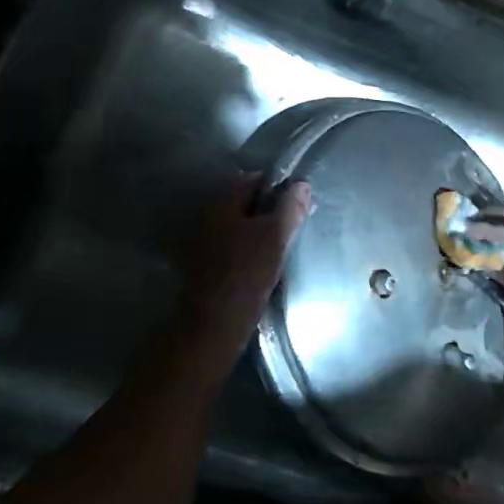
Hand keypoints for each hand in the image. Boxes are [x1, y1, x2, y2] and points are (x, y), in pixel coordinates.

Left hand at [174, 172, 311, 358]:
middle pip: (243, 203)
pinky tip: (263, 262)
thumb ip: (290, 208)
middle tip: (293, 223)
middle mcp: (206, 218)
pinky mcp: (205, 266)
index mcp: (220, 205)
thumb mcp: (276, 237)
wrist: (215, 323)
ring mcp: (202, 243)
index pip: (251, 180)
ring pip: (238, 226)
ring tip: (282, 243)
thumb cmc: (247, 274)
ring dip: (258, 229)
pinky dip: (248, 246)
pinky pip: (231, 245)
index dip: (277, 185)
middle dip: (268, 209)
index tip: (296, 200)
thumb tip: (301, 184)